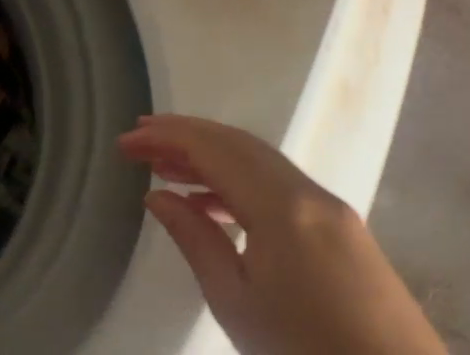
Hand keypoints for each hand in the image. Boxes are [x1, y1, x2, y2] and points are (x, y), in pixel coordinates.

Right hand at [120, 115, 445, 354]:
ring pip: (260, 161)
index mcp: (281, 206)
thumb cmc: (305, 348)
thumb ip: (194, 239)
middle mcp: (310, 194)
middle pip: (237, 144)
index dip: (164, 138)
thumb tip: (158, 197)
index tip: (124, 144)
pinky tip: (213, 203)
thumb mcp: (236, 301)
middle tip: (139, 139)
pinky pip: (280, 184)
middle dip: (185, 135)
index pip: (211, 149)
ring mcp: (333, 211)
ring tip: (166, 168)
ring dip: (211, 155)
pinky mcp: (345, 232)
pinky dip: (240, 178)